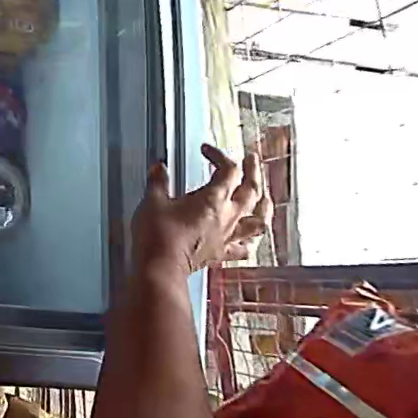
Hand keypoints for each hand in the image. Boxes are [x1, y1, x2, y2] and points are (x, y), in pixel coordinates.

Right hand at [131, 145, 270, 280]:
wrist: (160, 267)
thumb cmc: (157, 235)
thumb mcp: (152, 201)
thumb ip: (158, 182)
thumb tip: (158, 168)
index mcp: (213, 199)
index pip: (228, 170)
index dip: (220, 155)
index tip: (207, 150)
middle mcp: (227, 216)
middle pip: (252, 190)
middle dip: (254, 172)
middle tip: (252, 160)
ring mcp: (227, 237)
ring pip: (259, 220)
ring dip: (264, 206)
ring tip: (264, 199)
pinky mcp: (220, 254)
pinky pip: (243, 248)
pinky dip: (248, 242)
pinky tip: (245, 240)